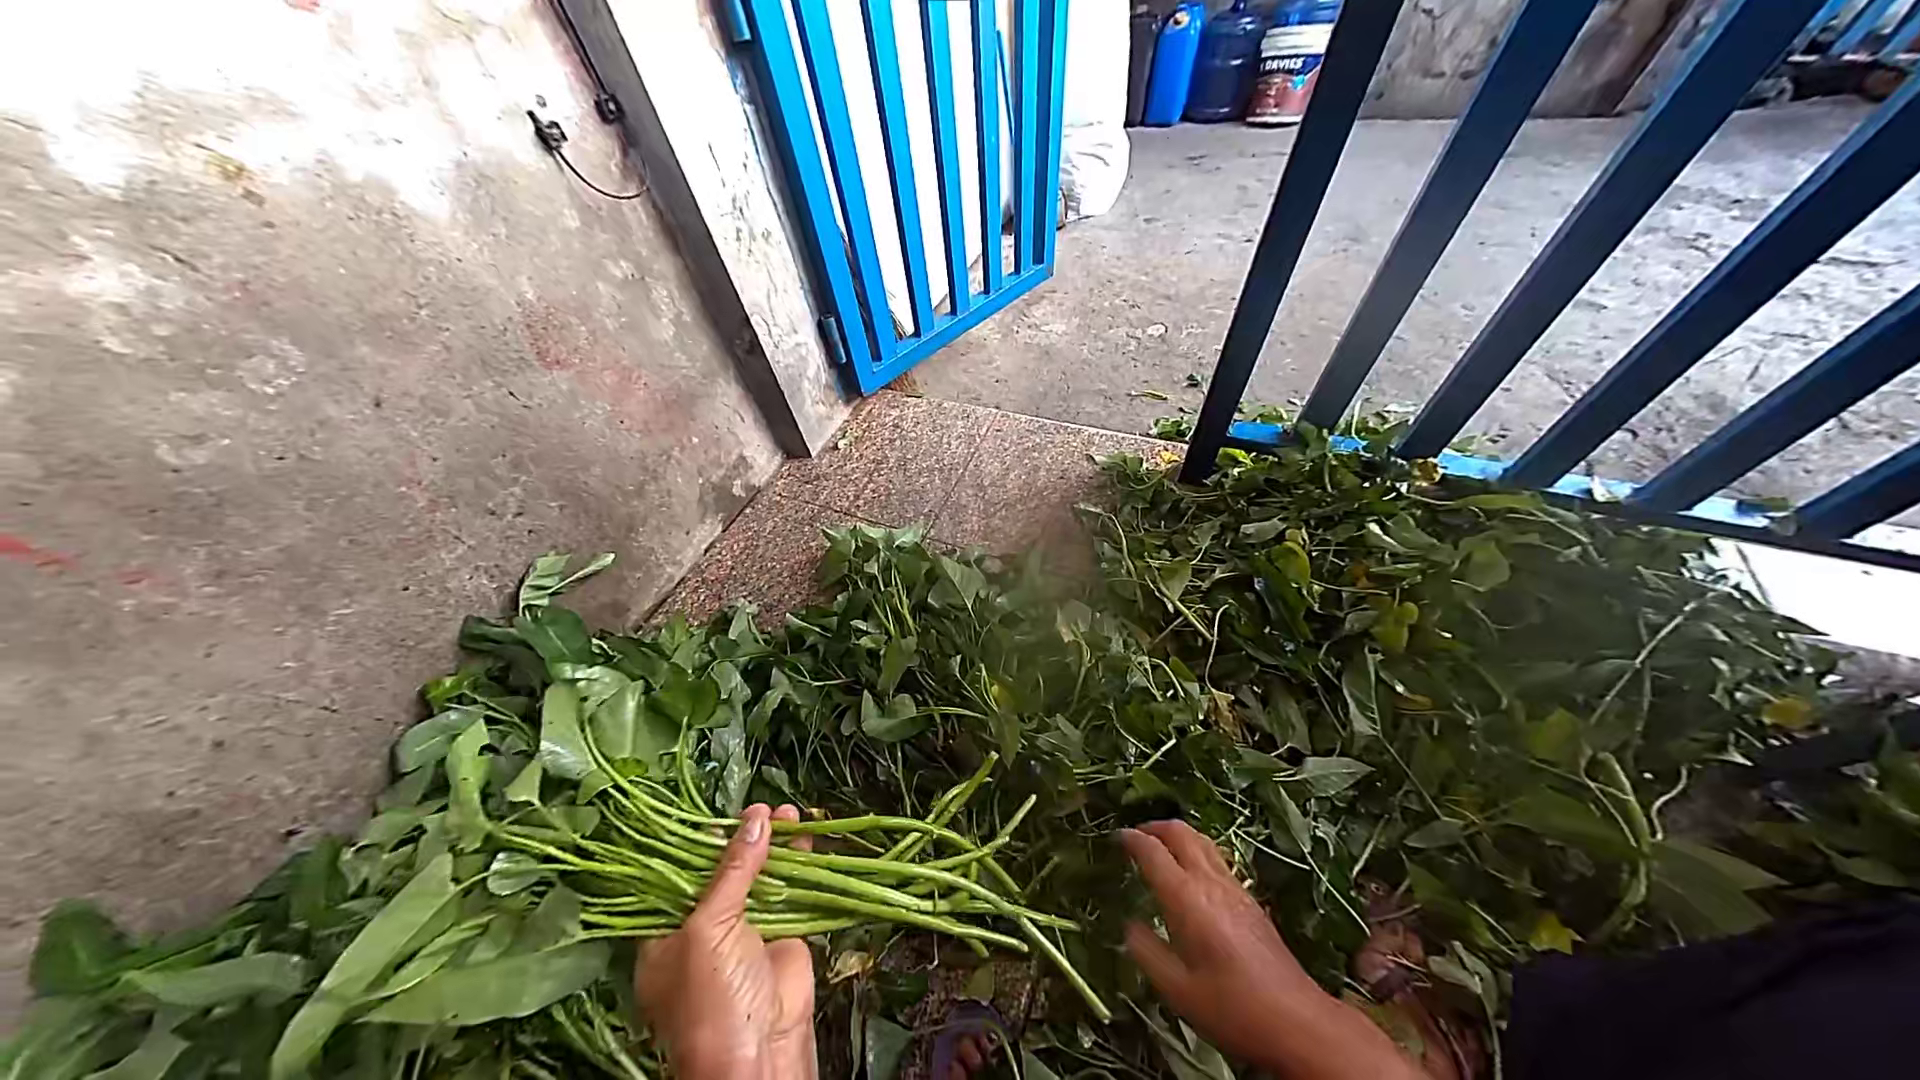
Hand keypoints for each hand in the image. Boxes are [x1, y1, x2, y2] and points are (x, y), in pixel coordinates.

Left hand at [637, 804, 817, 1079]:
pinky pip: (791, 890)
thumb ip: (733, 869)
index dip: (702, 842)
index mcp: (667, 931)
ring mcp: (746, 929)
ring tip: (788, 812)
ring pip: (760, 876)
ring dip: (775, 845)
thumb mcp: (709, 927)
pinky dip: (801, 863)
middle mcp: (705, 927)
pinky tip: (806, 835)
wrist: (759, 1053)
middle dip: (744, 838)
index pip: (681, 874)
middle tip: (761, 808)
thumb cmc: (710, 997)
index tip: (721, 812)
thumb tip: (756, 818)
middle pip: (725, 871)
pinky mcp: (783, 931)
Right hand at [1119, 821, 1422, 1079]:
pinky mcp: (1250, 899)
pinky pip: (1216, 858)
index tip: (1116, 839)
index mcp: (1186, 897)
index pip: (1152, 850)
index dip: (1131, 838)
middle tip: (1136, 836)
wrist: (1299, 1021)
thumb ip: (1146, 952)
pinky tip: (1191, 875)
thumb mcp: (1176, 989)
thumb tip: (1131, 926)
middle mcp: (1210, 881)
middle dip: (1154, 827)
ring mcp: (1234, 887)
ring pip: (1202, 840)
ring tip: (1161, 848)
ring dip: (1177, 835)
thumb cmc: (1232, 1007)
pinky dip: (1196, 851)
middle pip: (1180, 832)